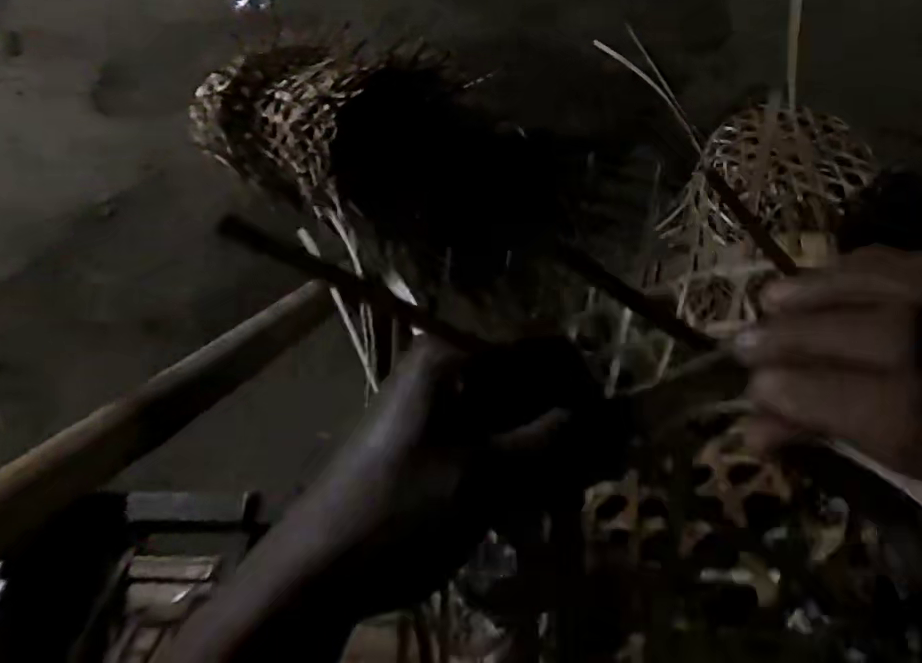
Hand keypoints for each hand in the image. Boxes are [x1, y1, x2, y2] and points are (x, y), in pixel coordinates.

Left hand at [294, 335, 611, 615]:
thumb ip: (549, 441)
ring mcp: (439, 400)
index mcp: (455, 356)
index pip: (542, 347)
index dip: (583, 384)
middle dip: (568, 419)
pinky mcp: (434, 434)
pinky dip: (521, 458)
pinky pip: (493, 432)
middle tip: (595, 465)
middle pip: (530, 377)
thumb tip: (611, 417)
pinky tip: (534, 494)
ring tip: (568, 486)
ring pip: (516, 408)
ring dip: (548, 443)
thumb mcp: (483, 478)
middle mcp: (449, 364)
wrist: (310, 574)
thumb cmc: (398, 513)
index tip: (611, 427)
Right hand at [731, 246, 921, 487]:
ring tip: (767, 302)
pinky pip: (878, 259)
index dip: (779, 391)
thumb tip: (753, 431)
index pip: (824, 393)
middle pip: (827, 334)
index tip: (753, 392)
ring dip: (800, 294)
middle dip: (776, 339)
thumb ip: (828, 443)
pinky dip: (843, 268)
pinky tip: (821, 276)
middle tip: (741, 344)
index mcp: (917, 414)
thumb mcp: (911, 471)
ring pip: (847, 285)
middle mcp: (921, 346)